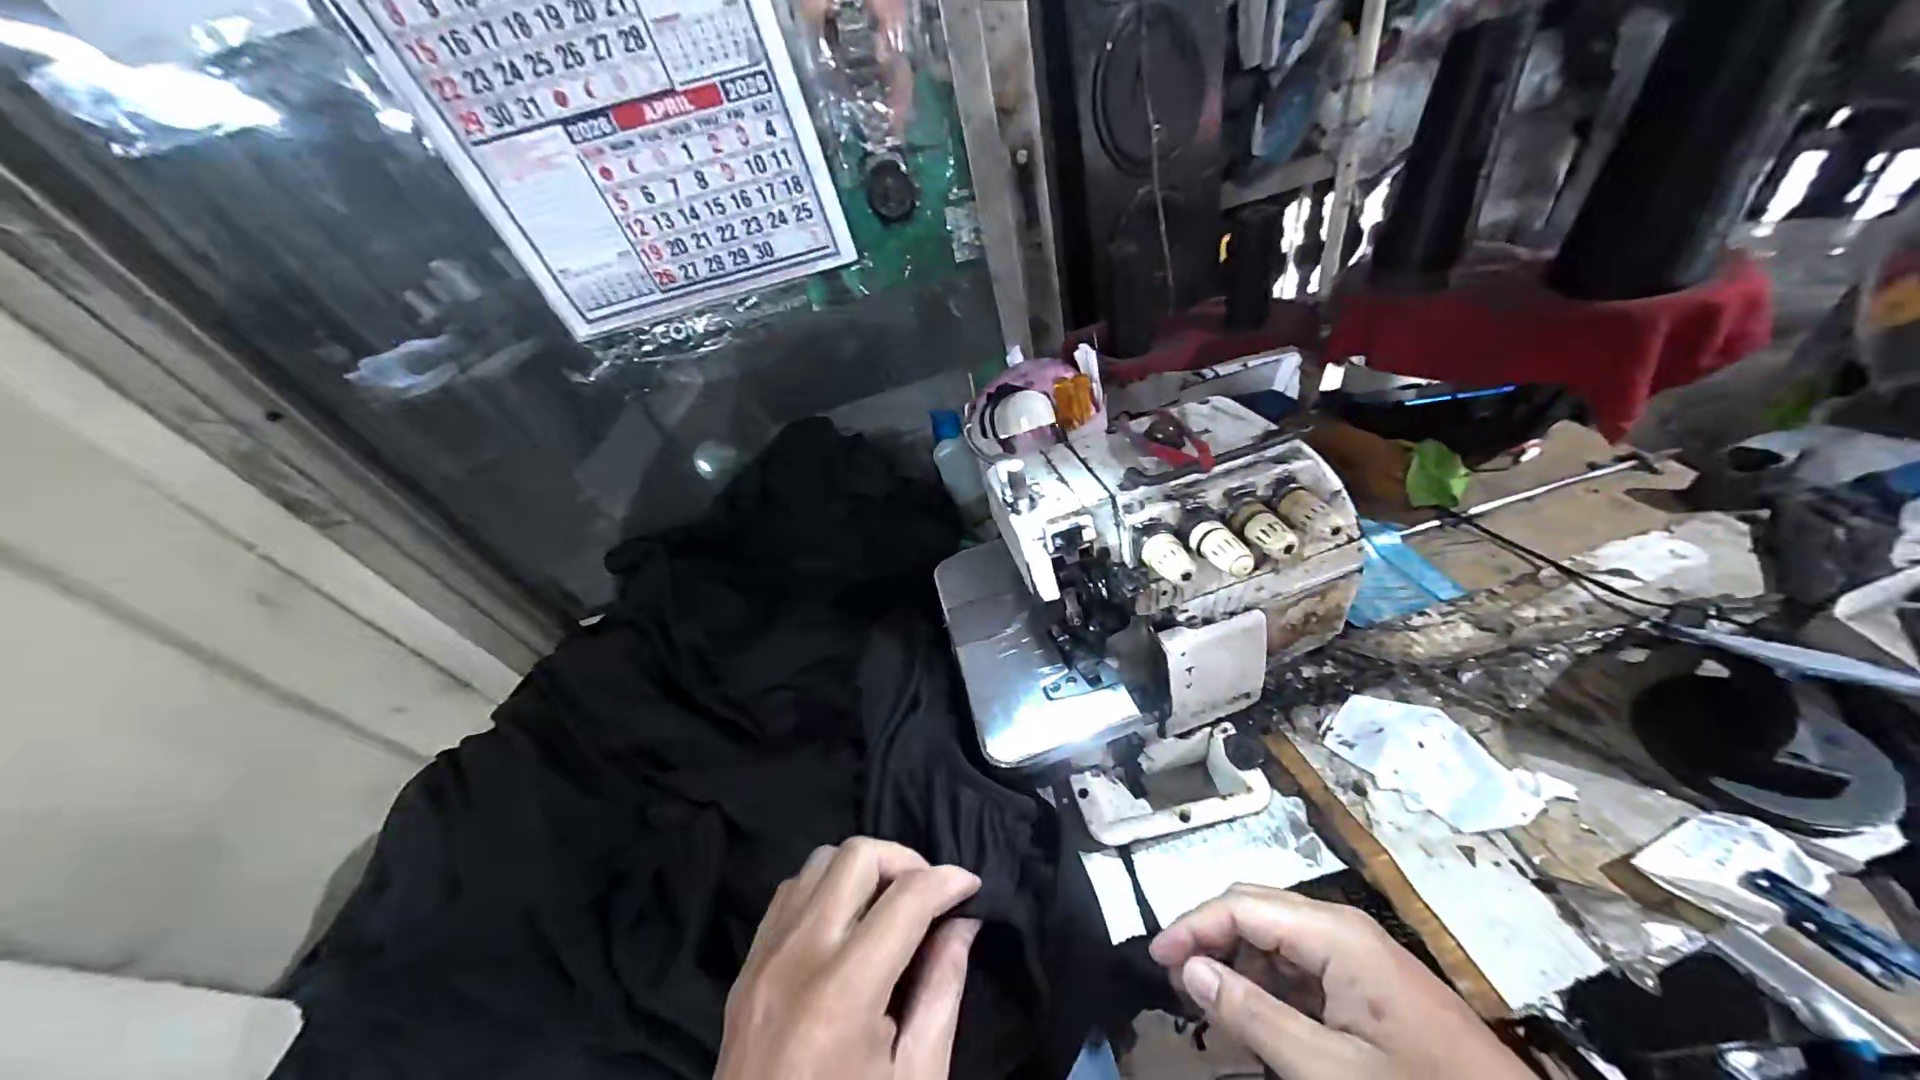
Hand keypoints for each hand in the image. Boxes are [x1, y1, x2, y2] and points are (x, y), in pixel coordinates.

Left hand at [716, 838, 982, 1079]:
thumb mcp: (917, 1076)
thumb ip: (943, 988)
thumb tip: (963, 921)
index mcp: (842, 992)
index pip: (906, 898)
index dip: (949, 881)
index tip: (972, 887)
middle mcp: (797, 956)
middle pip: (856, 856)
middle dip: (905, 861)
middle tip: (931, 895)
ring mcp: (763, 957)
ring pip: (819, 861)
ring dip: (863, 870)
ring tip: (891, 905)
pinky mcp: (746, 967)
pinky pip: (791, 892)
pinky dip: (826, 887)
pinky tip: (848, 922)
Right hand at [1149, 885, 1530, 1079]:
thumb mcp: (1329, 1070)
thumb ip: (1253, 1014)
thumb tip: (1188, 969)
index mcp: (1334, 933)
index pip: (1240, 906)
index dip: (1192, 927)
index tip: (1157, 960)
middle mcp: (1342, 928)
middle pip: (1255, 911)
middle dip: (1211, 939)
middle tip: (1179, 983)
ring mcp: (1358, 953)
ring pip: (1275, 937)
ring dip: (1239, 964)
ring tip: (1214, 1006)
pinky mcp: (1369, 980)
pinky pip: (1303, 966)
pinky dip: (1270, 985)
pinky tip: (1260, 1019)